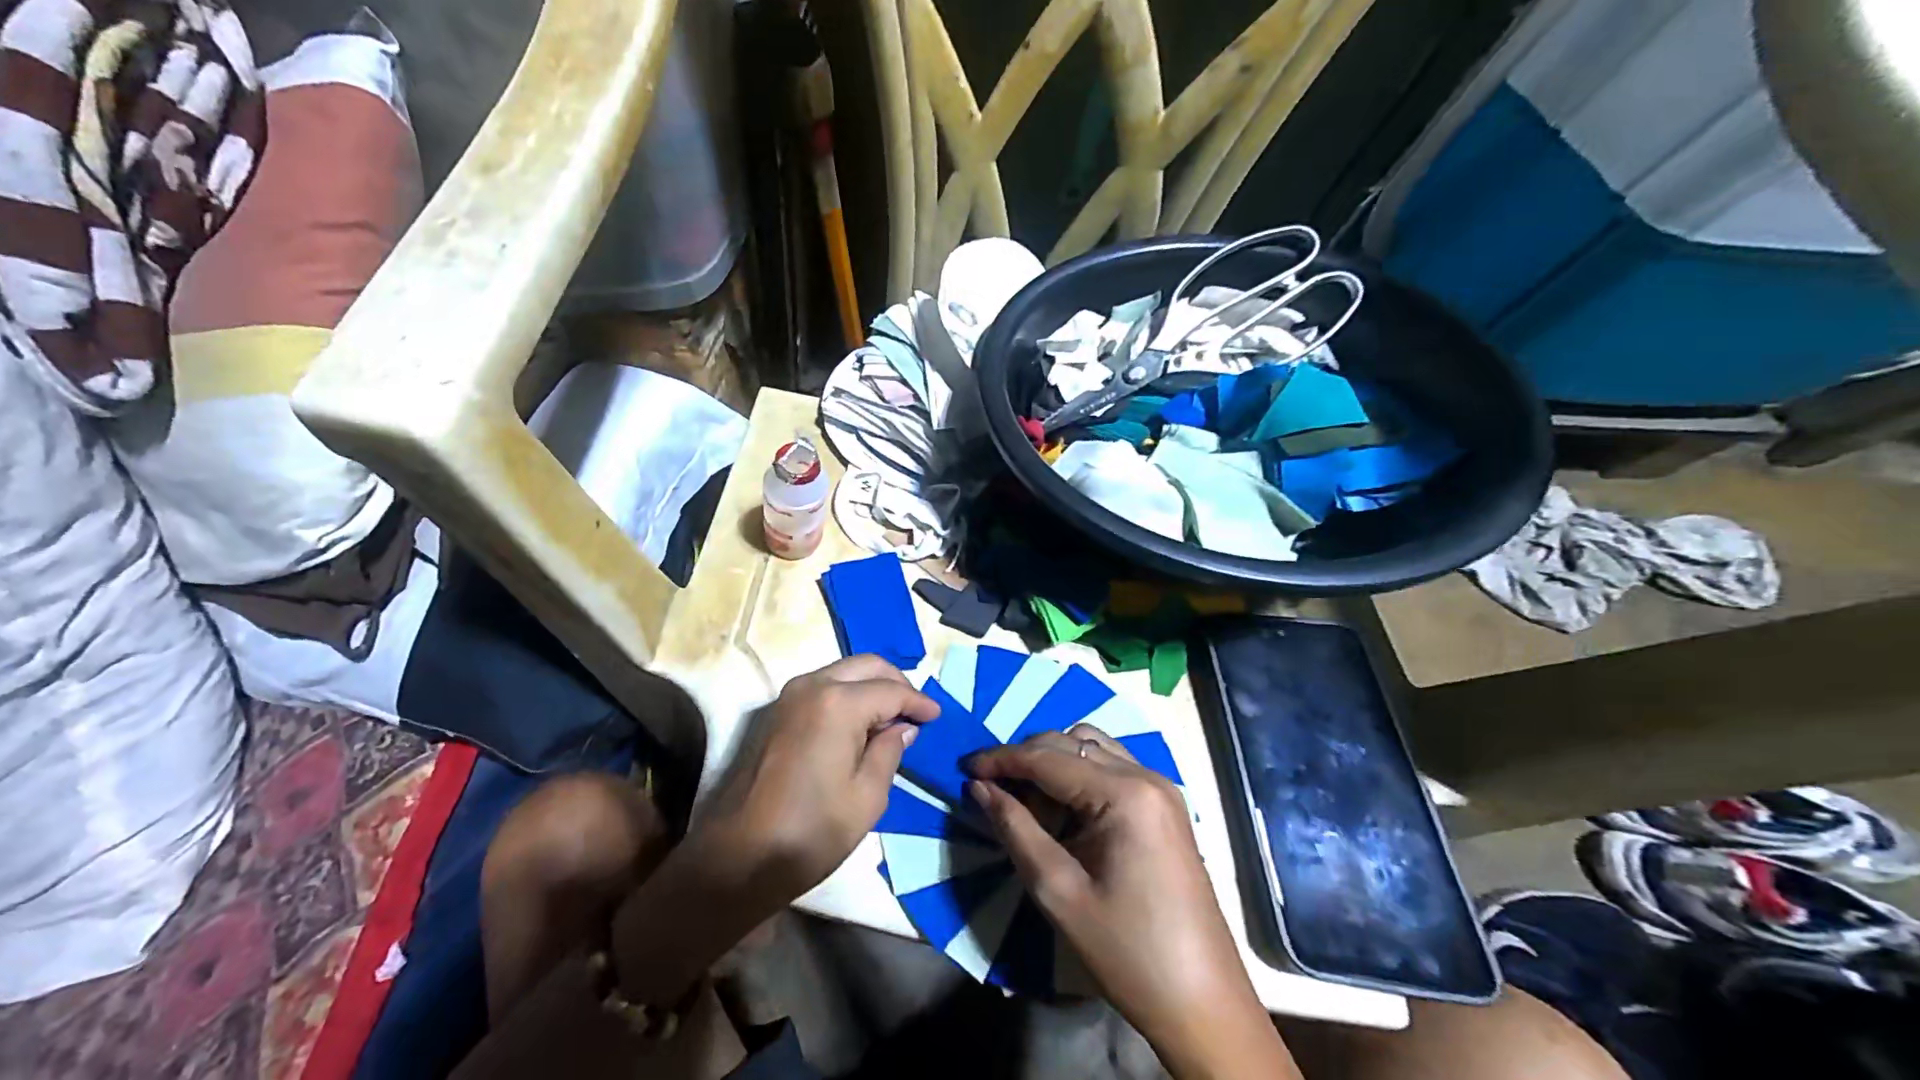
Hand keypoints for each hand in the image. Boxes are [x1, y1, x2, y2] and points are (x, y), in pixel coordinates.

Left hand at [696, 655, 939, 902]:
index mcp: (838, 703)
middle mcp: (812, 686)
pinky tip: (860, 724)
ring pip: (842, 672)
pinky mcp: (776, 713)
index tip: (937, 716)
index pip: (890, 690)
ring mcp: (789, 697)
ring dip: (870, 686)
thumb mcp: (867, 797)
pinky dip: (847, 695)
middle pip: (865, 666)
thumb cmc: (812, 830)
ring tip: (892, 717)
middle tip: (916, 710)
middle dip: (895, 682)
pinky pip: (822, 688)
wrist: (739, 857)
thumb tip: (902, 728)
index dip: (918, 702)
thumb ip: (889, 752)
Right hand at [967, 726, 1297, 1079]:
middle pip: (1071, 743)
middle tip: (990, 790)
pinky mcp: (1164, 807)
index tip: (963, 769)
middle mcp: (1146, 776)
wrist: (1201, 1000)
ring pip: (1092, 749)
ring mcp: (1161, 789)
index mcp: (1125, 794)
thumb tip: (979, 788)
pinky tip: (1060, 809)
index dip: (1001, 759)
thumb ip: (1015, 828)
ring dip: (1053, 763)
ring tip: (1024, 801)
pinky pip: (1112, 769)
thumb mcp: (1057, 891)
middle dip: (1025, 759)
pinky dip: (1079, 776)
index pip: (1048, 757)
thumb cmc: (1126, 950)